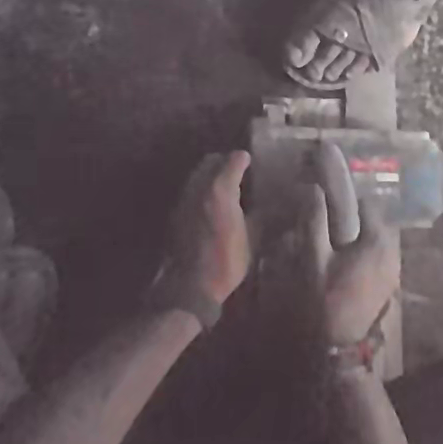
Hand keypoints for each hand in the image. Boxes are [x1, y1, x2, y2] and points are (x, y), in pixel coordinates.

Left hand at [167, 151, 252, 304]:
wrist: (190, 284)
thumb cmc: (226, 261)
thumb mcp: (251, 239)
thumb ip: (258, 216)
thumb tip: (268, 205)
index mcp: (220, 189)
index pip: (232, 161)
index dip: (242, 159)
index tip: (249, 159)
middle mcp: (199, 187)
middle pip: (210, 162)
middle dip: (223, 162)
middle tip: (236, 170)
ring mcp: (184, 199)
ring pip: (196, 175)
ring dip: (209, 175)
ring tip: (223, 186)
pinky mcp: (175, 213)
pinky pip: (190, 191)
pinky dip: (200, 190)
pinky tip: (209, 203)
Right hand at [301, 185, 395, 344]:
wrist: (341, 343)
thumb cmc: (326, 298)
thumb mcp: (314, 257)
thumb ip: (315, 221)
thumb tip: (314, 189)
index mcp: (378, 240)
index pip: (367, 202)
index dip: (347, 196)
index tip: (328, 195)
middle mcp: (394, 250)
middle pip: (376, 218)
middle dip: (355, 212)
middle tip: (330, 213)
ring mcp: (395, 267)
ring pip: (379, 235)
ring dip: (361, 230)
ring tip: (337, 232)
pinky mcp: (391, 280)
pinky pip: (381, 251)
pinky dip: (366, 246)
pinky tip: (348, 253)